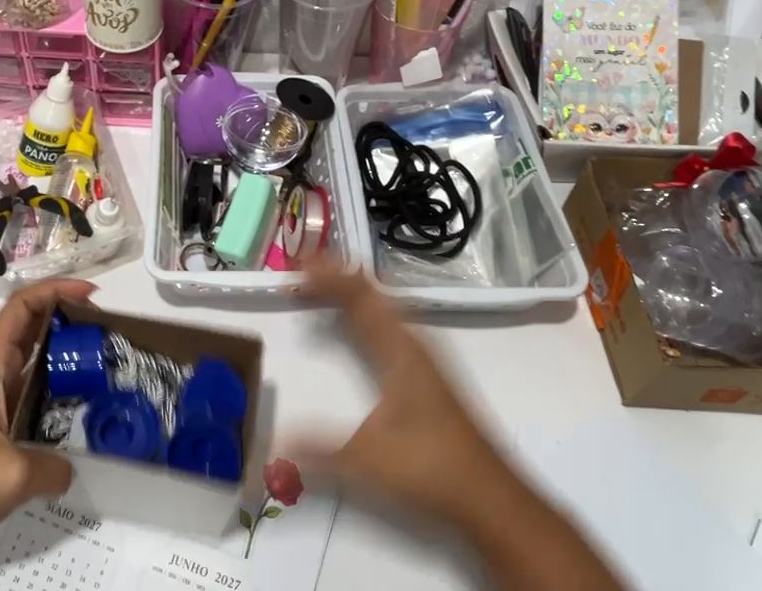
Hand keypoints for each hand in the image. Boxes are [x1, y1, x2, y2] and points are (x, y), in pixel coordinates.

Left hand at [0, 278, 95, 548]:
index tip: (91, 294)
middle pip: (26, 324)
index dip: (55, 290)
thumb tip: (69, 470)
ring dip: (59, 345)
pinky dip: (51, 379)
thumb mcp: (15, 474)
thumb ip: (53, 467)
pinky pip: (26, 385)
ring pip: (27, 355)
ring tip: (95, 354)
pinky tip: (74, 398)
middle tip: (102, 323)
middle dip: (63, 312)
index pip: (21, 306)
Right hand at [296, 268, 519, 532]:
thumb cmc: (432, 470)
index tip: (299, 262)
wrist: (491, 499)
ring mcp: (424, 360)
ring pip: (385, 310)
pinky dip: (366, 315)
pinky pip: (390, 328)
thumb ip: (316, 450)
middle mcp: (414, 346)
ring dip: (353, 294)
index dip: (330, 276)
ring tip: (323, 286)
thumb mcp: (368, 461)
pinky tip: (355, 326)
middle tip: (304, 268)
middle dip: (338, 277)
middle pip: (374, 295)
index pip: (362, 298)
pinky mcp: (428, 377)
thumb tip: (271, 443)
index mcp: (402, 352)